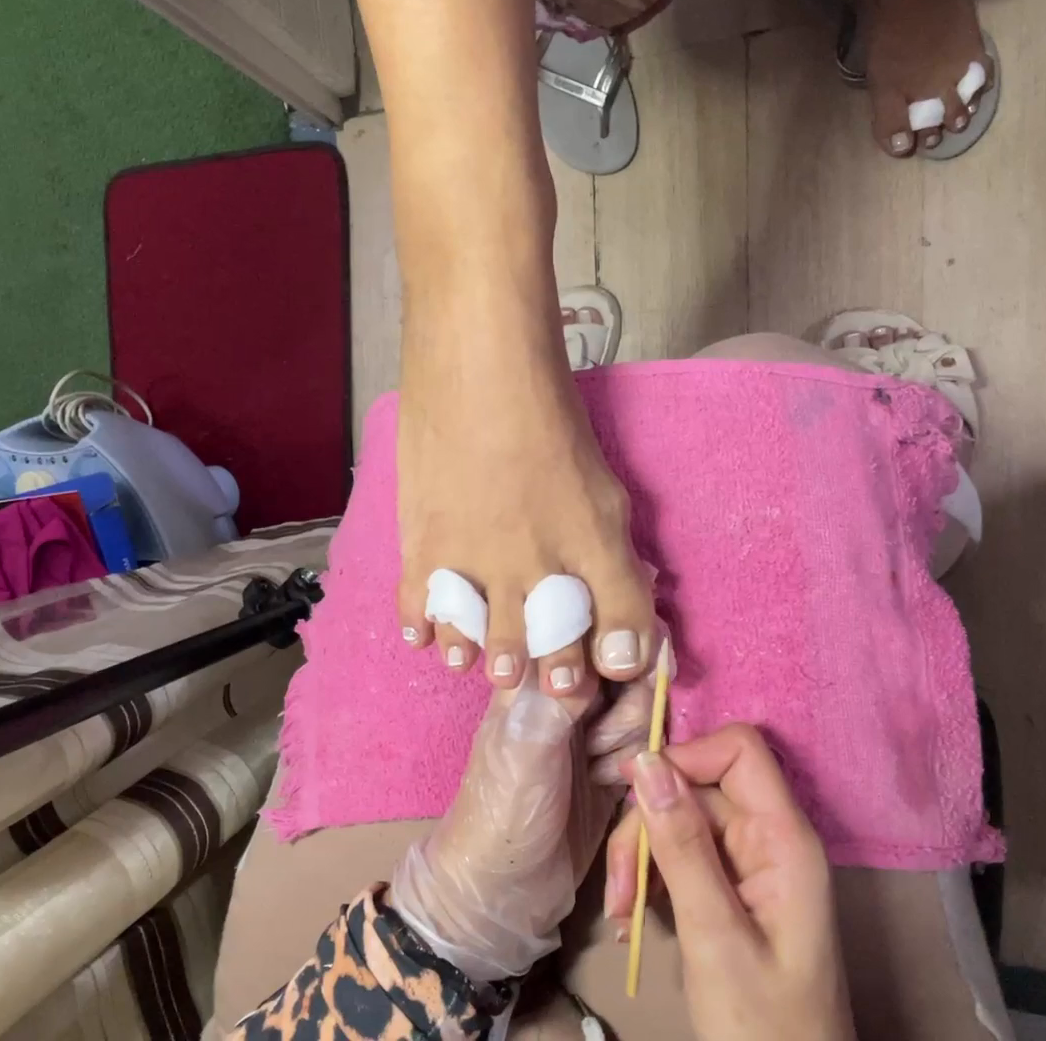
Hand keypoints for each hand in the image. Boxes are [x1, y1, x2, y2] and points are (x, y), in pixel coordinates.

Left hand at [387, 675, 622, 980]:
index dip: (622, 647)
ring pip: (643, 713)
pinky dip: (637, 768)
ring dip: (630, 744)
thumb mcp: (527, 743)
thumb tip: (612, 645)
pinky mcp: (611, 768)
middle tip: (596, 747)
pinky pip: (647, 750)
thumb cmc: (504, 809)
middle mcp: (566, 695)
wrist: (502, 889)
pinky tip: (612, 790)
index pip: (593, 633)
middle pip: (630, 671)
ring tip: (597, 774)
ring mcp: (590, 733)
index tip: (627, 678)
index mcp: (537, 674)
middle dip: (628, 709)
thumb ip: (566, 692)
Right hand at [395, 297, 654, 701]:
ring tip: (483, 663)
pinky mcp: (424, 544)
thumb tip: (625, 589)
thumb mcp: (606, 483)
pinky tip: (426, 636)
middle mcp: (537, 568)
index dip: (618, 658)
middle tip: (542, 679)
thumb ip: (614, 547)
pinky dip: (423, 628)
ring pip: (482, 641)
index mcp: (592, 547)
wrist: (481, 368)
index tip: (605, 667)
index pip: (619, 628)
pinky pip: (420, 607)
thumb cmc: (551, 415)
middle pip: (547, 647)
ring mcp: (475, 561)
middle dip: (552, 674)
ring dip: (485, 658)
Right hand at [606, 724, 855, 1040]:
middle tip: (620, 890)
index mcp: (784, 840)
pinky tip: (634, 915)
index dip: (686, 758)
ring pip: (679, 819)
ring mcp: (747, 863)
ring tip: (623, 912)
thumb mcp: (714, 935)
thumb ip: (681, 846)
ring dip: (640, 856)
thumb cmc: (763, 1024)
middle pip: (696, 788)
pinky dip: (650, 876)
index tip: (636, 793)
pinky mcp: (728, 886)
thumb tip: (646, 762)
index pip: (738, 751)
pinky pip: (679, 853)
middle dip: (648, 826)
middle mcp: (768, 839)